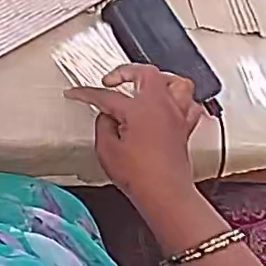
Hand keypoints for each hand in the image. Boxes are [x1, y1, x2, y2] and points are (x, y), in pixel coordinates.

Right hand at [64, 64, 205, 211]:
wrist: (165, 194)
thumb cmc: (139, 175)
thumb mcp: (106, 149)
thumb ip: (103, 125)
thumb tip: (106, 117)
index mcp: (139, 109)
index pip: (106, 94)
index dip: (86, 93)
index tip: (76, 93)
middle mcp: (161, 107)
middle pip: (146, 73)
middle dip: (125, 71)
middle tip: (110, 79)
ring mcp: (176, 116)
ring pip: (177, 82)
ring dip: (159, 79)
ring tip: (144, 83)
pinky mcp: (185, 128)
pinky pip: (189, 104)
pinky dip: (179, 100)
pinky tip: (169, 104)